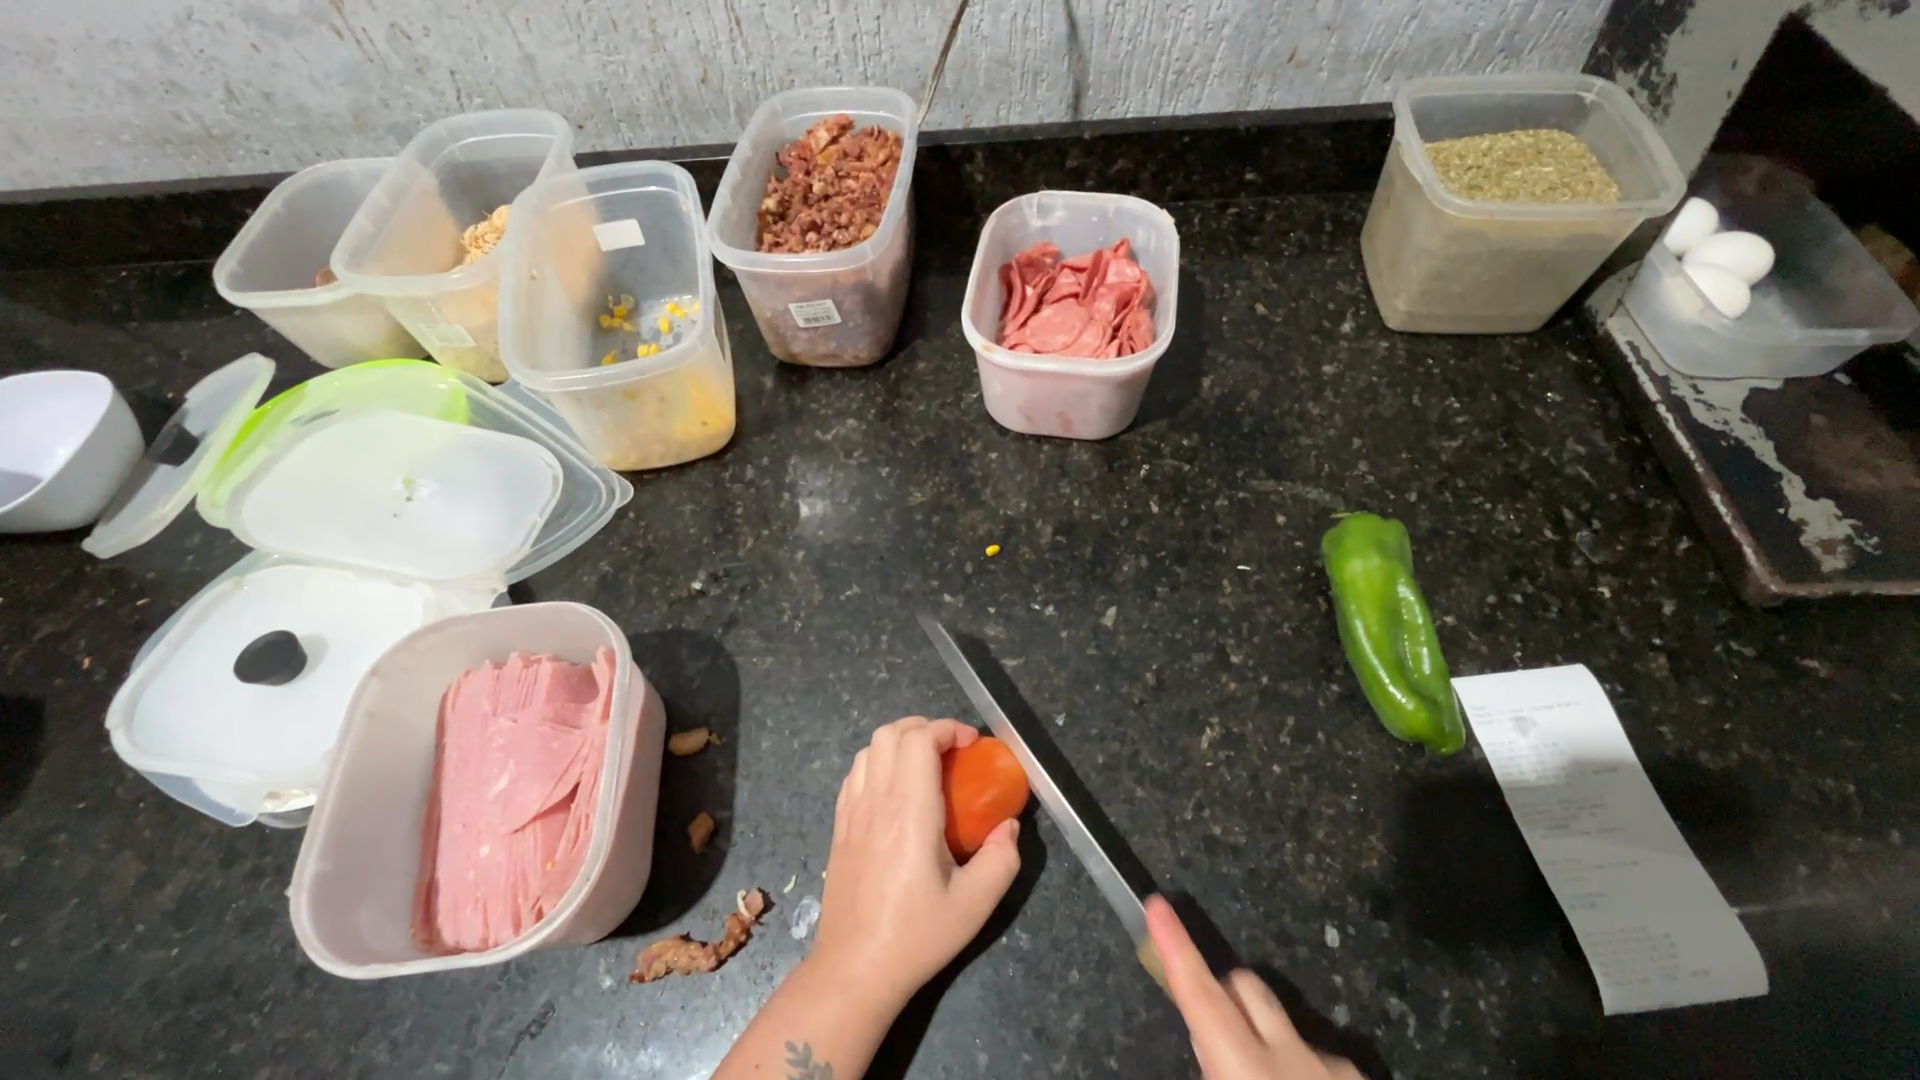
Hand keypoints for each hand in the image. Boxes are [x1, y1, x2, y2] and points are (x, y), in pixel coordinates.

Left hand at [812, 717, 1021, 1006]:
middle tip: (952, 749)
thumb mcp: (975, 903)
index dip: (947, 729)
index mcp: (909, 812)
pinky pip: (854, 775)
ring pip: (868, 749)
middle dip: (924, 727)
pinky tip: (896, 789)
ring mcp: (851, 813)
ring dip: (899, 743)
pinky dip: (877, 763)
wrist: (855, 967)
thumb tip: (1008, 826)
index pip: (919, 741)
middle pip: (889, 733)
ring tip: (926, 764)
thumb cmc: (917, 935)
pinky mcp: (839, 828)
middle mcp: (876, 802)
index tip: (972, 744)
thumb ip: (1001, 858)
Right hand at [1147, 896, 1365, 1079]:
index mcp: (1247, 1070)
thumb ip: (1212, 1065)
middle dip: (1221, 990)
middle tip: (1205, 1031)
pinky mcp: (1360, 1079)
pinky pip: (1320, 1059)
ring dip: (1264, 1038)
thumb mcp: (1228, 1079)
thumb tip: (1207, 1052)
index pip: (1201, 995)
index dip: (1175, 948)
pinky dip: (1302, 1069)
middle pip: (1246, 987)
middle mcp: (1292, 1058)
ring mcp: (1334, 1068)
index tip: (1157, 905)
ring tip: (1255, 1073)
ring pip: (1286, 1026)